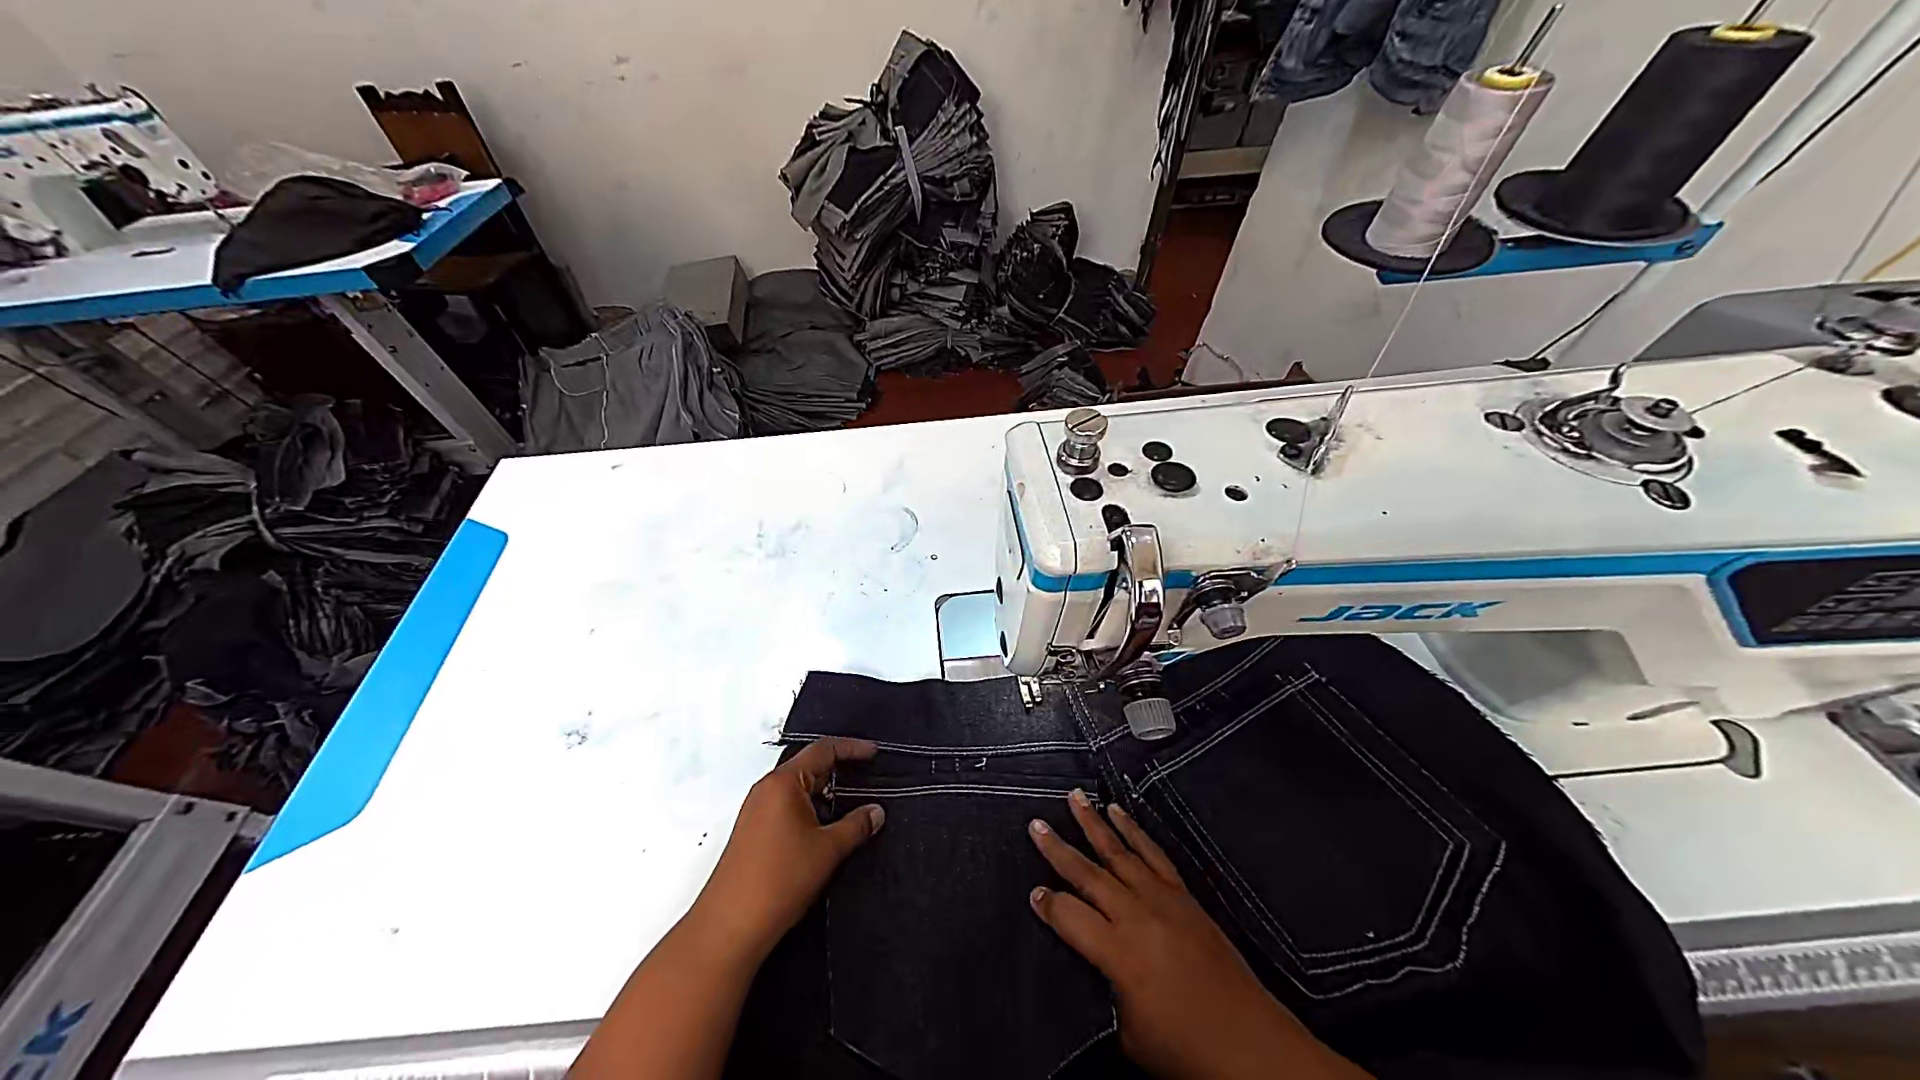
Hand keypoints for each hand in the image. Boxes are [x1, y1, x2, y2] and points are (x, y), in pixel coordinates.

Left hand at [691, 737, 884, 957]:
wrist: (731, 926)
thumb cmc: (776, 882)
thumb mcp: (829, 850)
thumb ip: (857, 825)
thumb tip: (875, 812)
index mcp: (783, 783)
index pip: (823, 749)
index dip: (852, 748)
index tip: (873, 752)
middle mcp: (766, 790)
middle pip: (809, 766)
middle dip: (840, 771)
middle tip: (867, 778)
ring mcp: (756, 811)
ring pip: (798, 790)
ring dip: (825, 795)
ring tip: (853, 808)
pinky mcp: (753, 832)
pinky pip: (787, 808)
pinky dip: (810, 811)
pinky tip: (826, 831)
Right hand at [1028, 791, 1369, 1079]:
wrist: (1252, 1047)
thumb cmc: (1188, 1049)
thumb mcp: (1129, 1032)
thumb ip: (1105, 990)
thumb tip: (1095, 964)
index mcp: (1118, 952)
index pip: (1068, 915)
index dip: (1046, 904)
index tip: (1033, 894)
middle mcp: (1138, 916)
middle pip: (1087, 873)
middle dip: (1057, 848)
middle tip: (1036, 824)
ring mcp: (1163, 900)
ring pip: (1119, 852)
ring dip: (1094, 823)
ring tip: (1076, 798)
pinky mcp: (1185, 897)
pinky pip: (1153, 854)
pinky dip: (1135, 832)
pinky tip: (1121, 814)